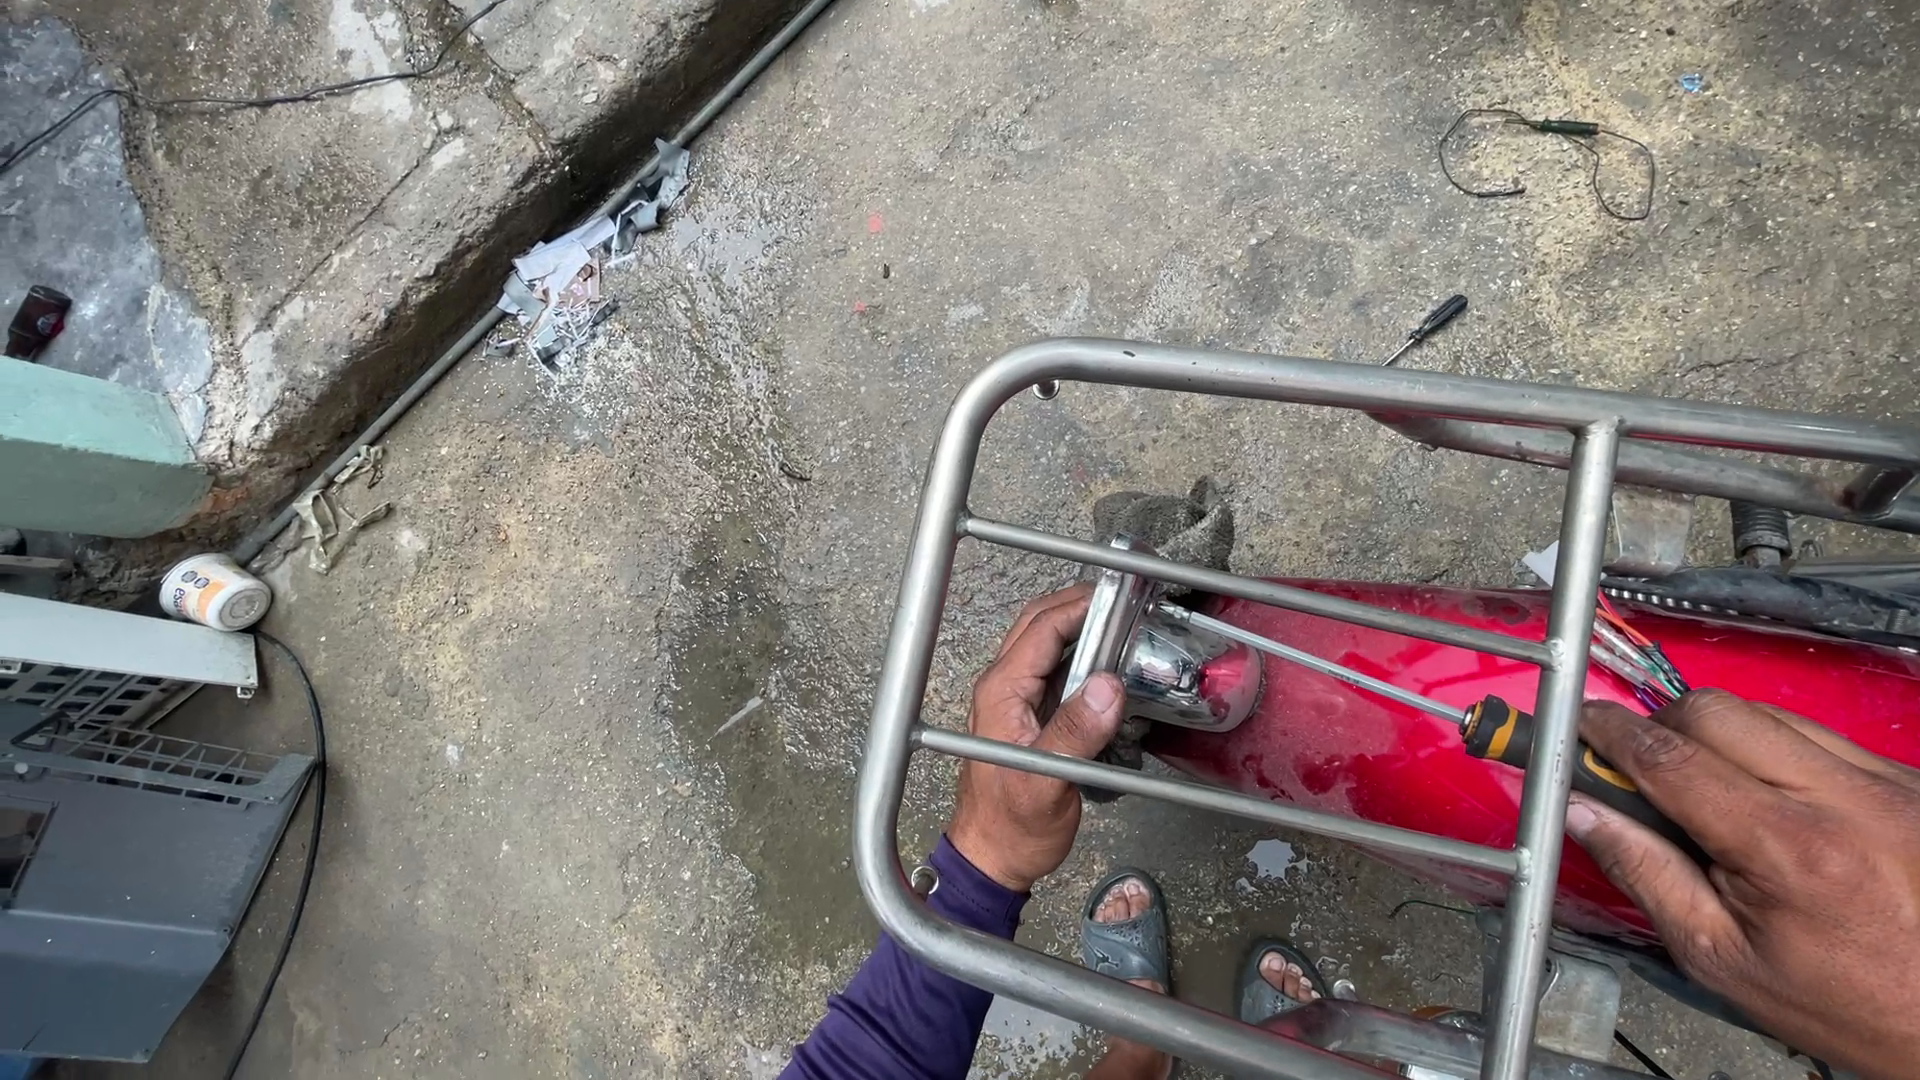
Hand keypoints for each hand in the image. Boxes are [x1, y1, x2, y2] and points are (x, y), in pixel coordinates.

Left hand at [948, 585, 1126, 892]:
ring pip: (1046, 644)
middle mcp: (1004, 687)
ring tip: (1122, 623)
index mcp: (1001, 691)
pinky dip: (1081, 657)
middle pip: (1039, 625)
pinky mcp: (1029, 715)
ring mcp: (1015, 699)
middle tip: (1123, 600)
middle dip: (1078, 604)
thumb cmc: (1011, 825)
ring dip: (1080, 627)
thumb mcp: (1046, 781)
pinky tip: (1108, 664)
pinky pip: (1055, 671)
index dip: (1079, 607)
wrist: (994, 855)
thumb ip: (1075, 733)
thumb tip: (1108, 687)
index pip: (1041, 629)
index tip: (1117, 597)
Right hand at [1569, 689, 1919, 1079]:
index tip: (1576, 725)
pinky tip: (1775, 801)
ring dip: (1715, 735)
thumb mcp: (1721, 958)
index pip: (1667, 756)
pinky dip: (1771, 752)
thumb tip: (1579, 810)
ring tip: (1713, 787)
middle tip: (1645, 768)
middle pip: (1712, 710)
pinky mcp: (1918, 783)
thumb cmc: (1857, 1006)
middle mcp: (1849, 799)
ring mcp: (1896, 785)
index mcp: (1790, 847)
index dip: (1606, 731)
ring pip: (1763, 714)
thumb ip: (1642, 872)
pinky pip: (1815, 736)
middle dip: (1659, 725)